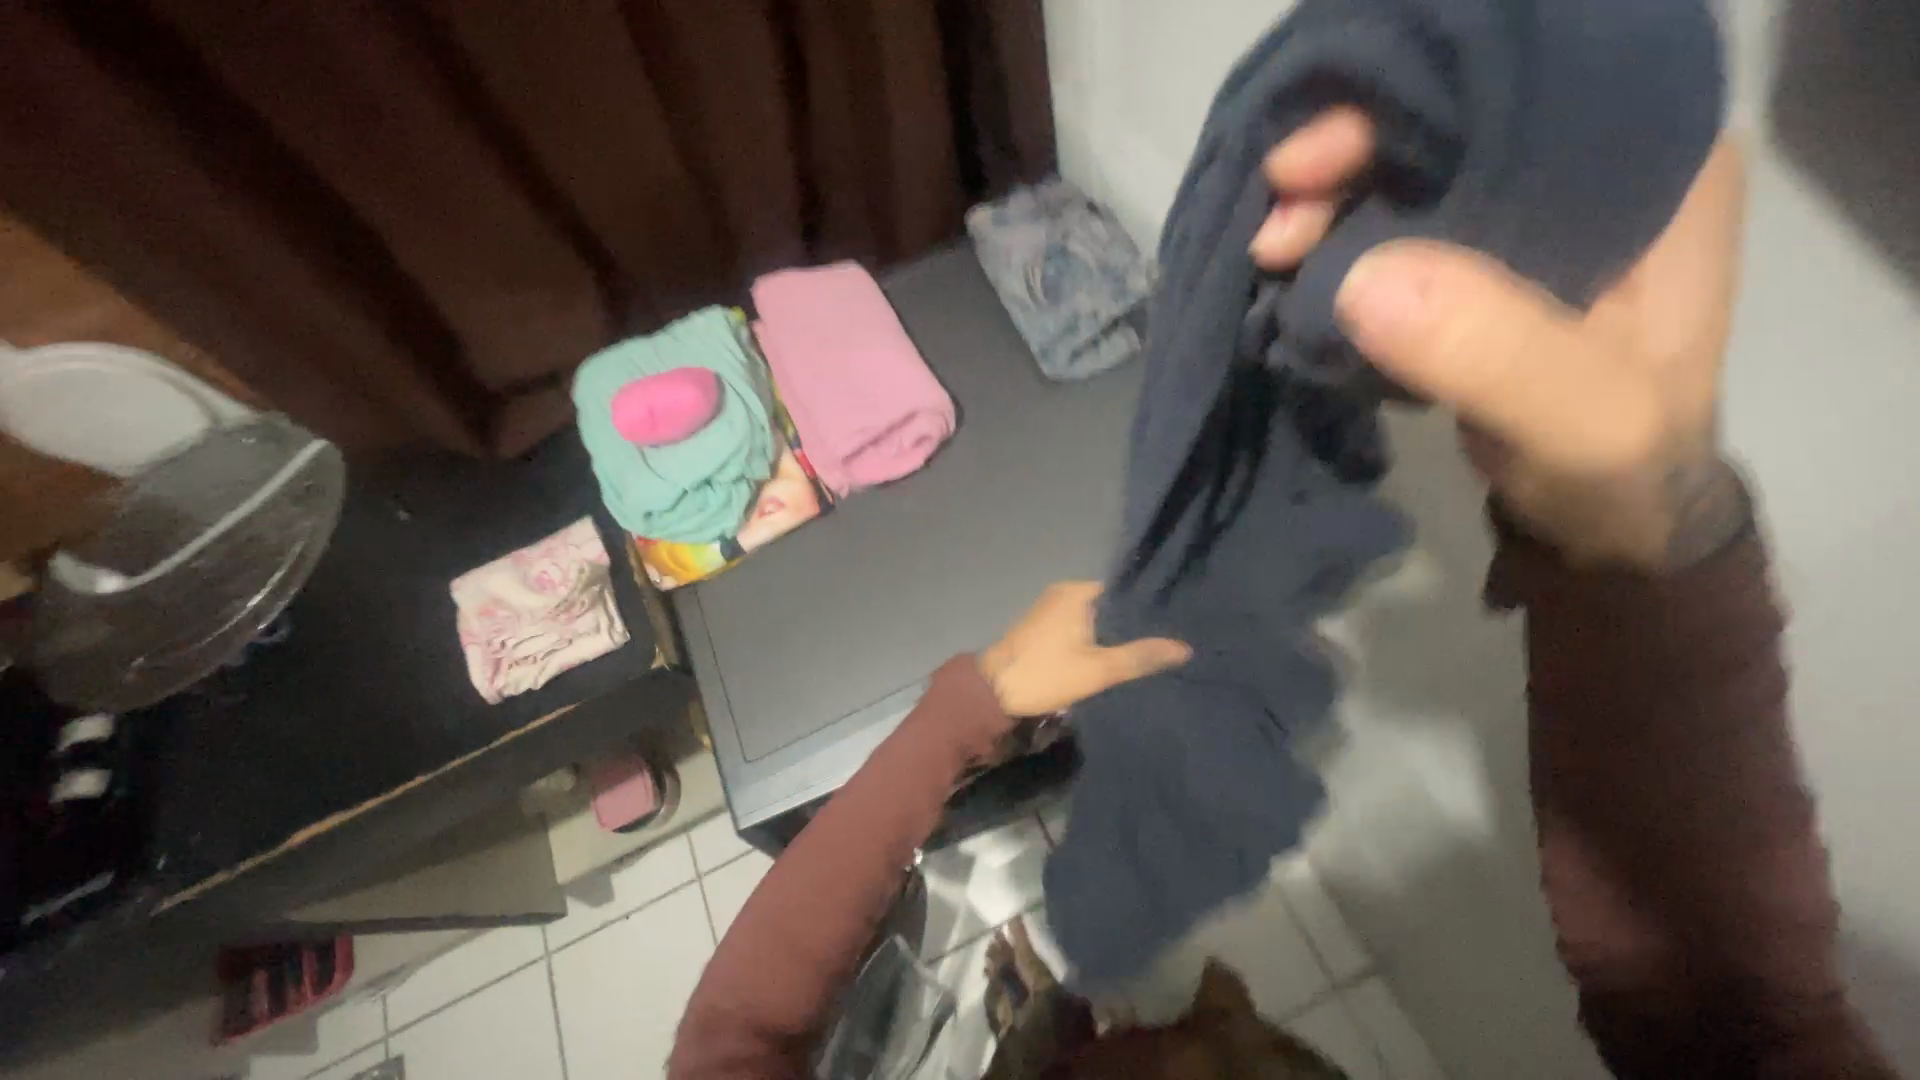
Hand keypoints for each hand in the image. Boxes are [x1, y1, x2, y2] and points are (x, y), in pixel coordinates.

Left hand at [980, 583, 1190, 716]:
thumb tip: (1184, 647)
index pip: (1125, 591)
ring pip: (1094, 618)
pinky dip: (1094, 639)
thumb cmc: (1046, 674)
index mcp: (1078, 591)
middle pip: (1110, 605)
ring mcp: (1050, 608)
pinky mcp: (1043, 627)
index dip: (1148, 609)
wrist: (992, 692)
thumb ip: (1140, 656)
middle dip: (1132, 624)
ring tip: (1146, 652)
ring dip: (1112, 634)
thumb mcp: (1099, 669)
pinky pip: (1079, 626)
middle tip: (1166, 643)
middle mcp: (1064, 592)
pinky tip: (1112, 657)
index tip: (1175, 625)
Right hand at [1252, 108, 1750, 571]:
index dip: (1406, 113)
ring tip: (1272, 254)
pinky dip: (1334, 249)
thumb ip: (1491, 353)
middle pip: (1447, 126)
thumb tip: (1357, 281)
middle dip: (1348, 162)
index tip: (1308, 165)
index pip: (1518, 98)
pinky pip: (1389, 231)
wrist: (1604, 517)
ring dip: (1328, 210)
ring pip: (1406, 178)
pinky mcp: (1469, 264)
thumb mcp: (1580, 421)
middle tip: (1275, 223)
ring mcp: (1521, 217)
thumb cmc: (1619, 467)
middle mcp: (1587, 172)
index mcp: (1652, 173)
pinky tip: (1294, 272)